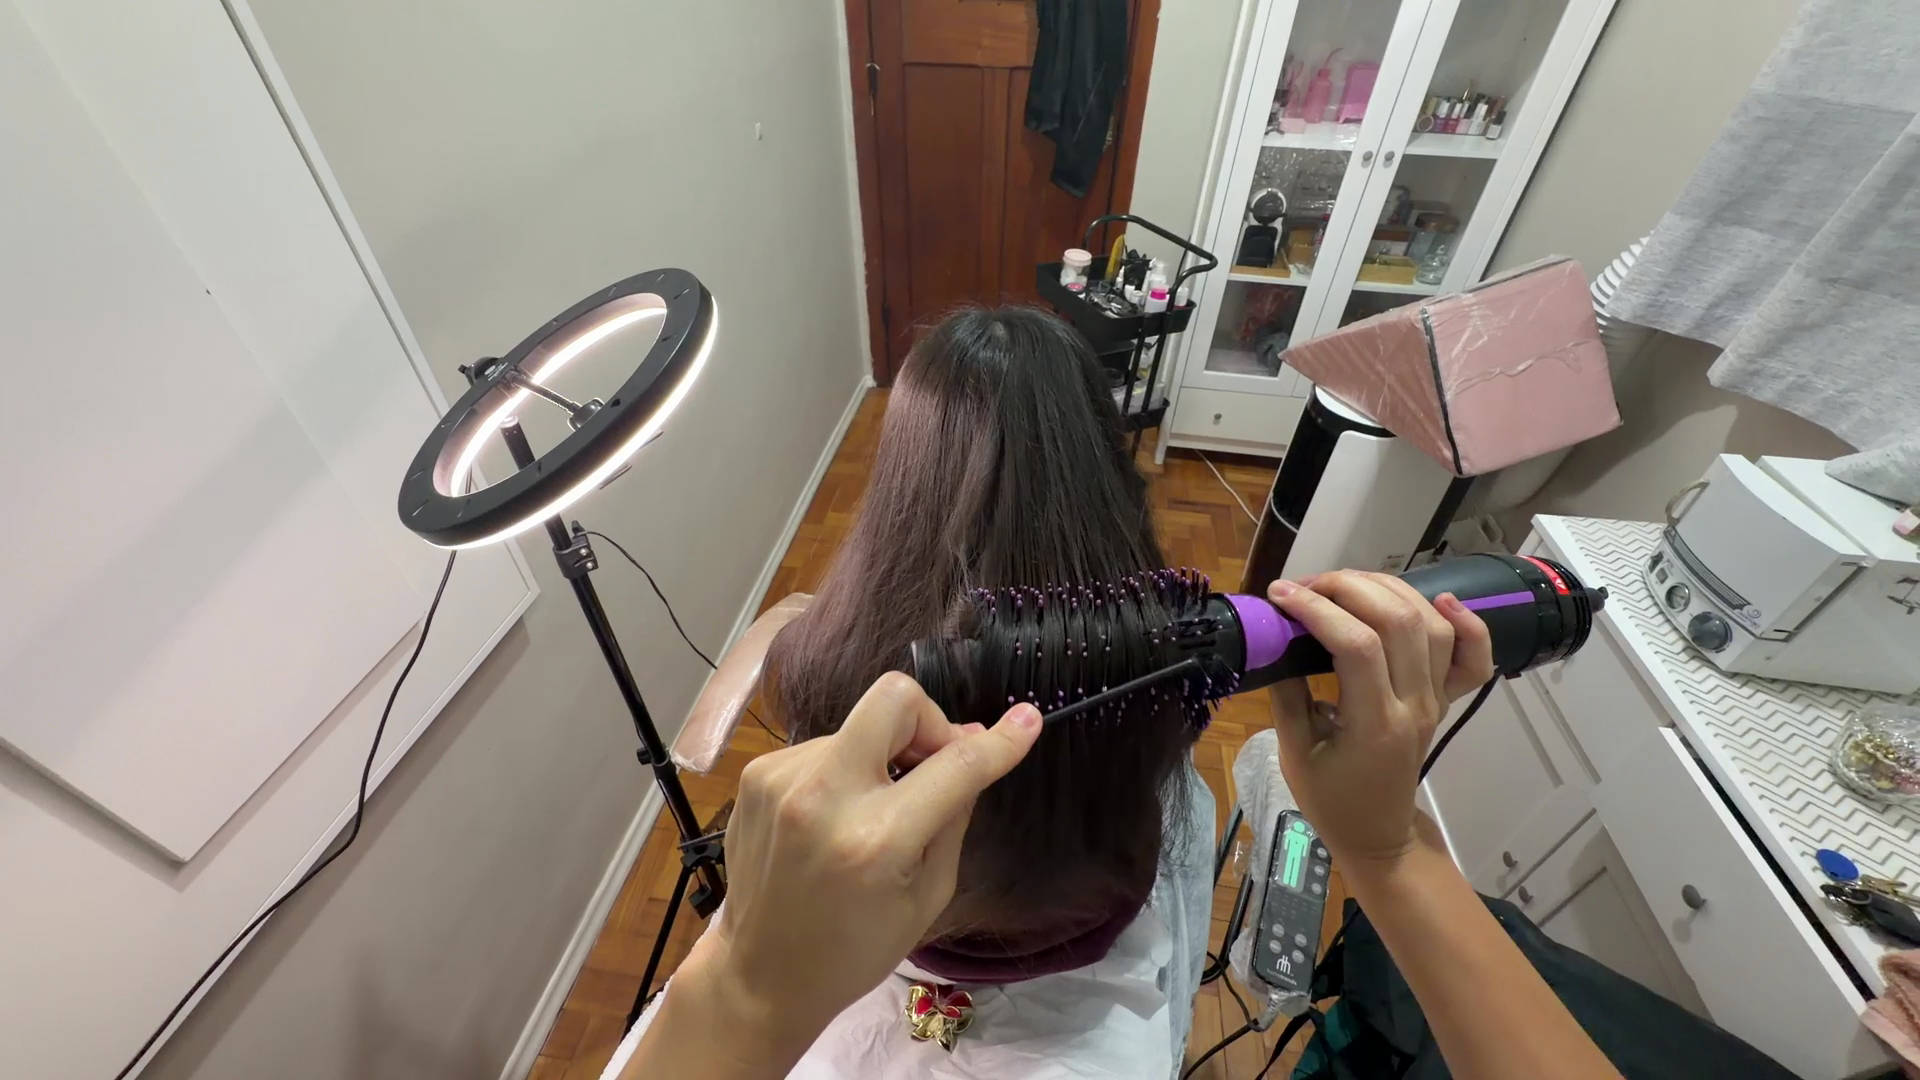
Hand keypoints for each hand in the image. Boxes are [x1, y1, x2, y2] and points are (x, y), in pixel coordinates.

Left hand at [686, 673, 1041, 1052]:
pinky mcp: (759, 773)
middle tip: (932, 762)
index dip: (1001, 741)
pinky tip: (836, 815)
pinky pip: (827, 744)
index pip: (954, 766)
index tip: (1028, 720)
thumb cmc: (854, 949)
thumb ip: (954, 812)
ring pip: (861, 724)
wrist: (756, 976)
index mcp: (875, 840)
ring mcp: (782, 777)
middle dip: (928, 719)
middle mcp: (823, 795)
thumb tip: (974, 745)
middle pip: (893, 697)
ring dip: (883, 755)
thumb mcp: (928, 894)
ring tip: (875, 809)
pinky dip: (847, 769)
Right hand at [1265, 572, 1492, 874]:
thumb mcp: (1294, 751)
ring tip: (1341, 584)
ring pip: (1430, 624)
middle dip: (1346, 588)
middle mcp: (1416, 705)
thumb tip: (1272, 640)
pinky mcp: (1444, 699)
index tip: (1278, 594)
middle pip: (1398, 621)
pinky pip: (1472, 656)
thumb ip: (1287, 694)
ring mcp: (1436, 700)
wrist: (1378, 834)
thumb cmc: (1330, 799)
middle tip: (1304, 586)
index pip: (1356, 645)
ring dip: (1385, 589)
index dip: (1316, 609)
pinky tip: (1442, 598)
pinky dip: (1466, 622)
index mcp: (1375, 723)